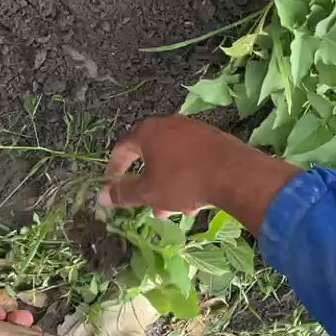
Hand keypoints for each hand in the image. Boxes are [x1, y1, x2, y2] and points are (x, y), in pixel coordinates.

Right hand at [99, 114, 300, 234]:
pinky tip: (194, 201)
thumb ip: (123, 193)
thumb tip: (101, 196)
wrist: (234, 174)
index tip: (112, 184)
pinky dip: (186, 178)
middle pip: (150, 155)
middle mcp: (169, 125)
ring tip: (174, 210)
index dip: (115, 168)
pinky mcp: (213, 139)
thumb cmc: (183, 181)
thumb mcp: (149, 192)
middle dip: (147, 184)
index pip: (122, 147)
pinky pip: (191, 159)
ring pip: (172, 160)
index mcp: (148, 132)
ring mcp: (193, 130)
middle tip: (148, 205)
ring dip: (168, 185)